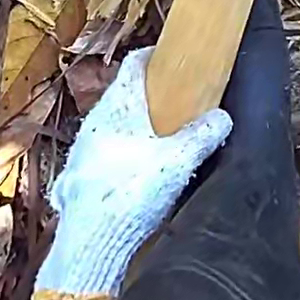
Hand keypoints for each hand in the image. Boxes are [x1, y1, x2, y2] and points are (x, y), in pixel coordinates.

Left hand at [32, 47, 231, 299]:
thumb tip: (223, 118)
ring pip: (109, 123)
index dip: (153, 55)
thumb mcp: (179, 161)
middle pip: (123, 93)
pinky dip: (118, 154)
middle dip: (146, 95)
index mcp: (119, 103)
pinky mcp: (76, 175)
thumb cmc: (132, 192)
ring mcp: (82, 147)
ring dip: (130, 126)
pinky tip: (133, 175)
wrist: (89, 244)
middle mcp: (95, 118)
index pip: (134, 62)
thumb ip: (204, 135)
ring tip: (156, 141)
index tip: (168, 57)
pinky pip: (100, 153)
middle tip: (172, 102)